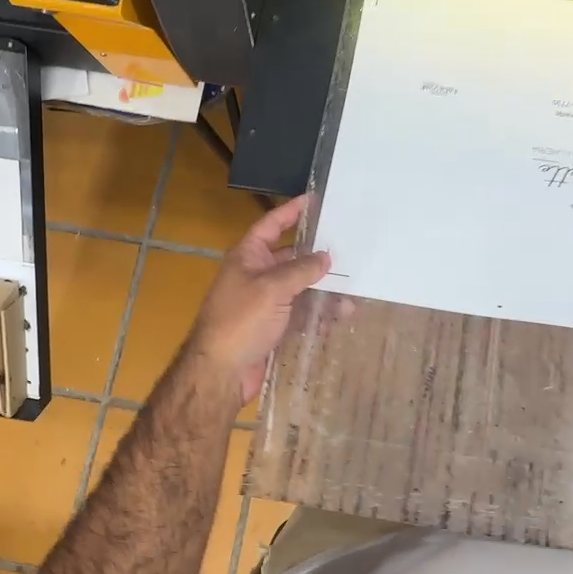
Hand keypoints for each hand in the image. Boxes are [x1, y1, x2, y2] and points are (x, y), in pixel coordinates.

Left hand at [186, 194, 330, 403]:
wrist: (220, 374)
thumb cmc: (240, 321)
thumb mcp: (272, 288)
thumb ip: (301, 270)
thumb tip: (325, 257)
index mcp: (248, 257)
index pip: (271, 225)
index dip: (291, 211)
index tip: (314, 199)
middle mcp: (256, 275)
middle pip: (291, 258)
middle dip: (317, 257)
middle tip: (349, 248)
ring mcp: (265, 303)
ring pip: (300, 289)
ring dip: (324, 291)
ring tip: (352, 293)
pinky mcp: (273, 327)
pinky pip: (301, 314)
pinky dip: (319, 315)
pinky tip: (341, 317)